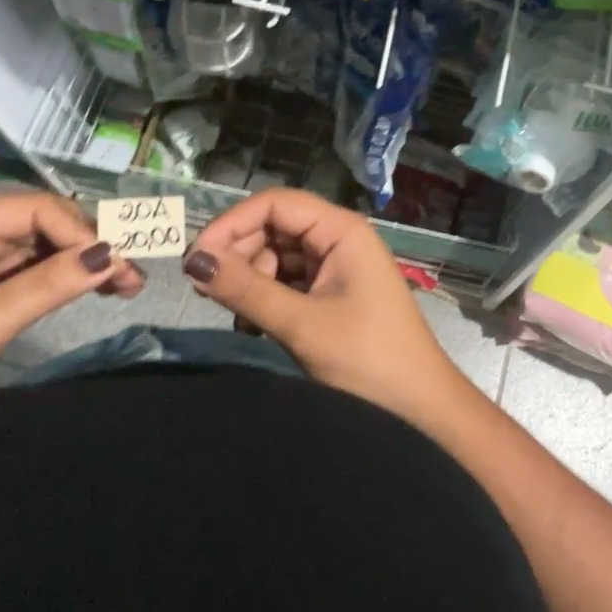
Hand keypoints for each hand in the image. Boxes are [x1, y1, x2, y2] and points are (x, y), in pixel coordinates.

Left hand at [0, 193, 142, 400]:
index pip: (32, 209)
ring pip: (51, 246)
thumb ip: (46, 287)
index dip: (78, 230)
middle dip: (92, 244)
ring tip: (129, 285)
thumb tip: (111, 256)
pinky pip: (43, 270)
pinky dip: (75, 278)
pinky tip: (104, 288)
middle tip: (132, 274)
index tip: (112, 262)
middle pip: (47, 223)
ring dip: (90, 261)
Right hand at [183, 188, 470, 423]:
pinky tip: (254, 327)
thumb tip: (192, 260)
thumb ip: (246, 289)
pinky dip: (266, 299)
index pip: (275, 203)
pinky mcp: (333, 297)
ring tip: (240, 317)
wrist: (419, 408)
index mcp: (342, 231)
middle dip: (239, 256)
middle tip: (210, 293)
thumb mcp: (300, 323)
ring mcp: (337, 268)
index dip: (232, 223)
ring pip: (277, 257)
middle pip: (273, 228)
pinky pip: (288, 283)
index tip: (195, 259)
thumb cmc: (367, 359)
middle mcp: (339, 240)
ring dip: (250, 282)